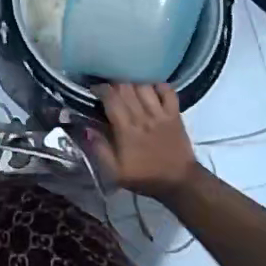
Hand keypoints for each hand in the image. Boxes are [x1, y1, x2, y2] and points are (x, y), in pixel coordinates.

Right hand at [92, 83, 201, 199]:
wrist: (178, 182)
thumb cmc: (144, 177)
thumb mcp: (115, 172)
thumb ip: (100, 149)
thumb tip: (86, 129)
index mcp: (126, 130)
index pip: (111, 98)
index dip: (100, 89)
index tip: (94, 90)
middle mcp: (143, 117)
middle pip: (127, 88)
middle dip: (115, 84)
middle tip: (110, 90)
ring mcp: (161, 114)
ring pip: (145, 86)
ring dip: (134, 84)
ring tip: (129, 89)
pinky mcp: (175, 114)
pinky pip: (168, 91)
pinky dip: (159, 86)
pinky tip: (152, 90)